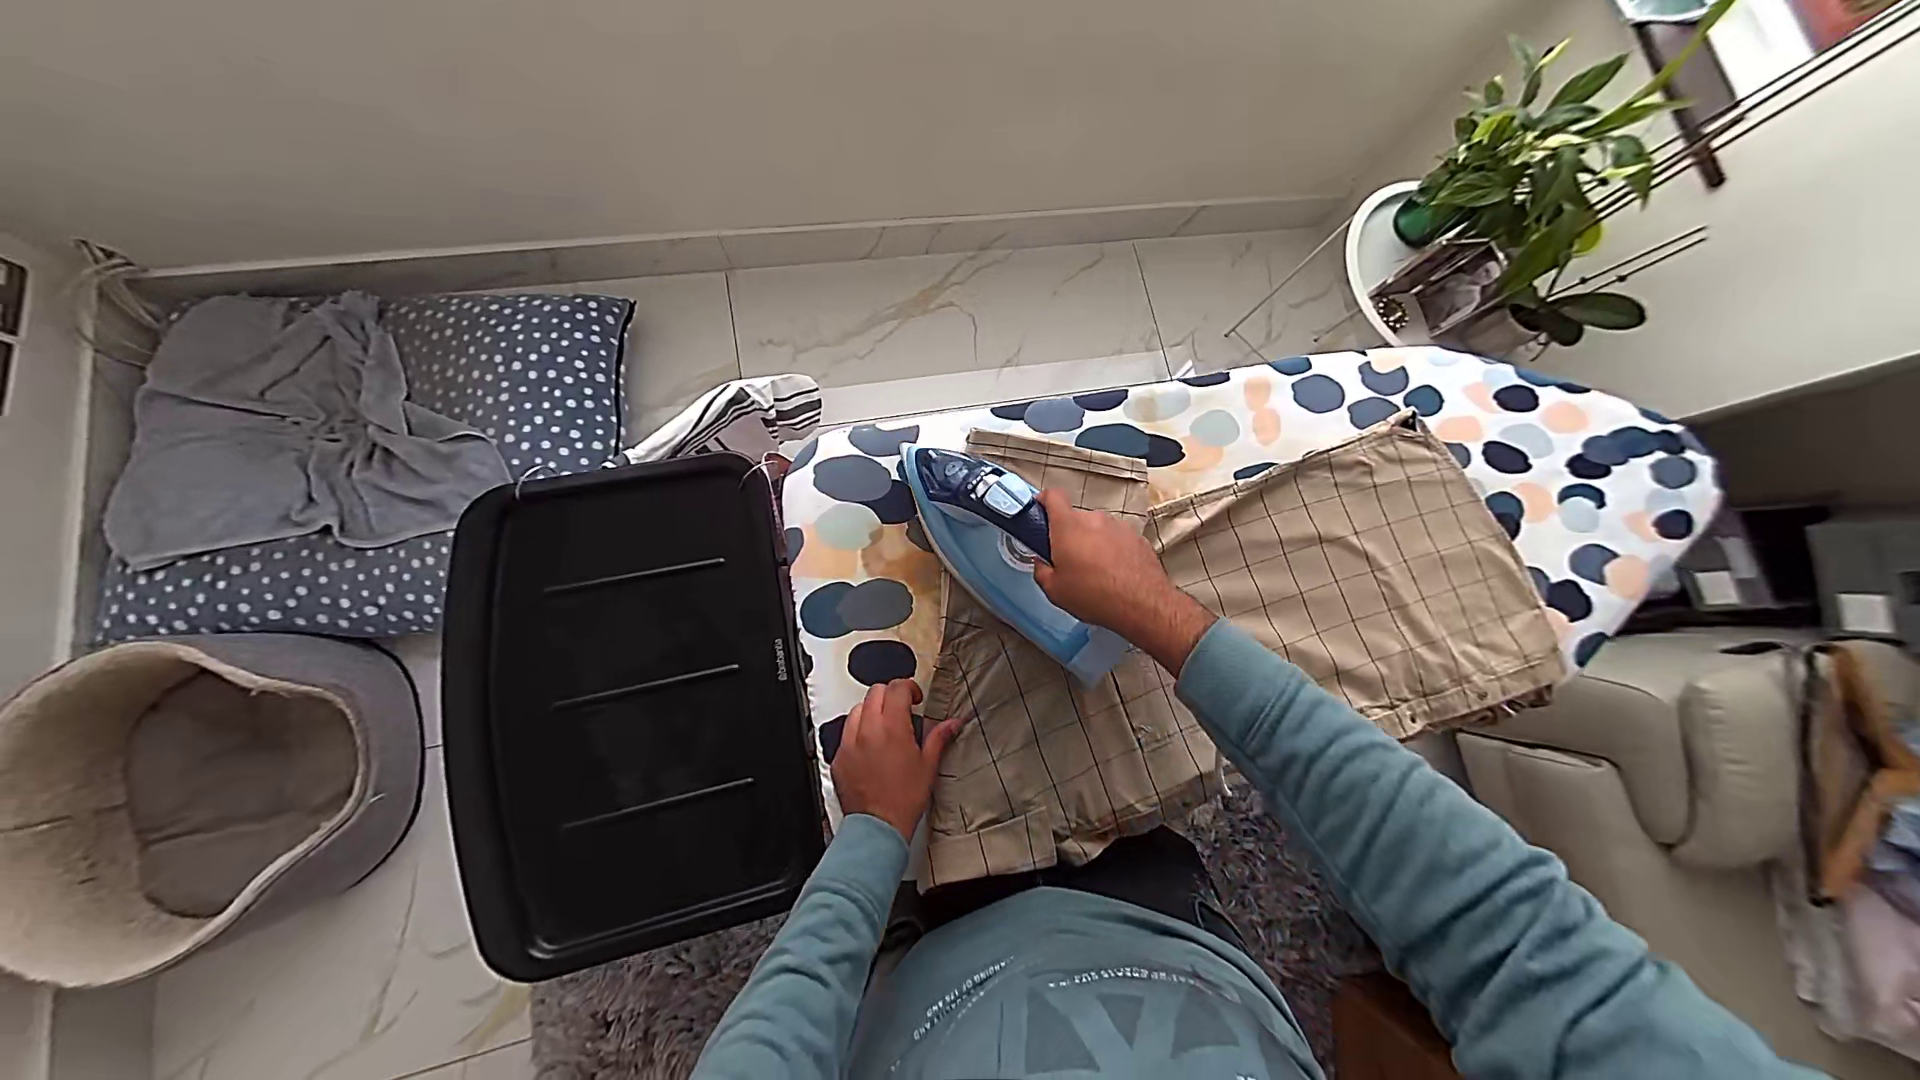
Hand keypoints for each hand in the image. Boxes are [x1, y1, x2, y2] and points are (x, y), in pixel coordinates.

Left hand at [830, 679, 961, 840]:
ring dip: (872, 710)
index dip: (909, 687)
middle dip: (890, 695)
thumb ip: (938, 737)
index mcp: (892, 727)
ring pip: (857, 708)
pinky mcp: (839, 757)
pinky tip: (869, 744)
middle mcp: (868, 730)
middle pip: (875, 692)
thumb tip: (952, 724)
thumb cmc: (904, 799)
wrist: (878, 827)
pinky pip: (845, 732)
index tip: (914, 697)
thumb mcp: (927, 765)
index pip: (897, 688)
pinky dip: (857, 730)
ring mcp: (850, 742)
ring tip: (884, 725)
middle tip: (901, 708)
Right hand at [1032, 489, 1215, 674]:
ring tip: (1094, 571)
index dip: (1044, 501)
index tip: (1041, 511)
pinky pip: (1117, 539)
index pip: (1053, 496)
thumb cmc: (1096, 595)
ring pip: (1097, 529)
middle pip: (1075, 518)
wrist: (1142, 604)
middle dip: (1069, 535)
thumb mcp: (1055, 591)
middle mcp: (1094, 519)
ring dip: (1092, 543)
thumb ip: (1042, 571)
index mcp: (1068, 527)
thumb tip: (1042, 564)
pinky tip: (1113, 573)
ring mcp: (1118, 526)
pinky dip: (1112, 550)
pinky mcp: (1136, 537)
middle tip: (1067, 560)